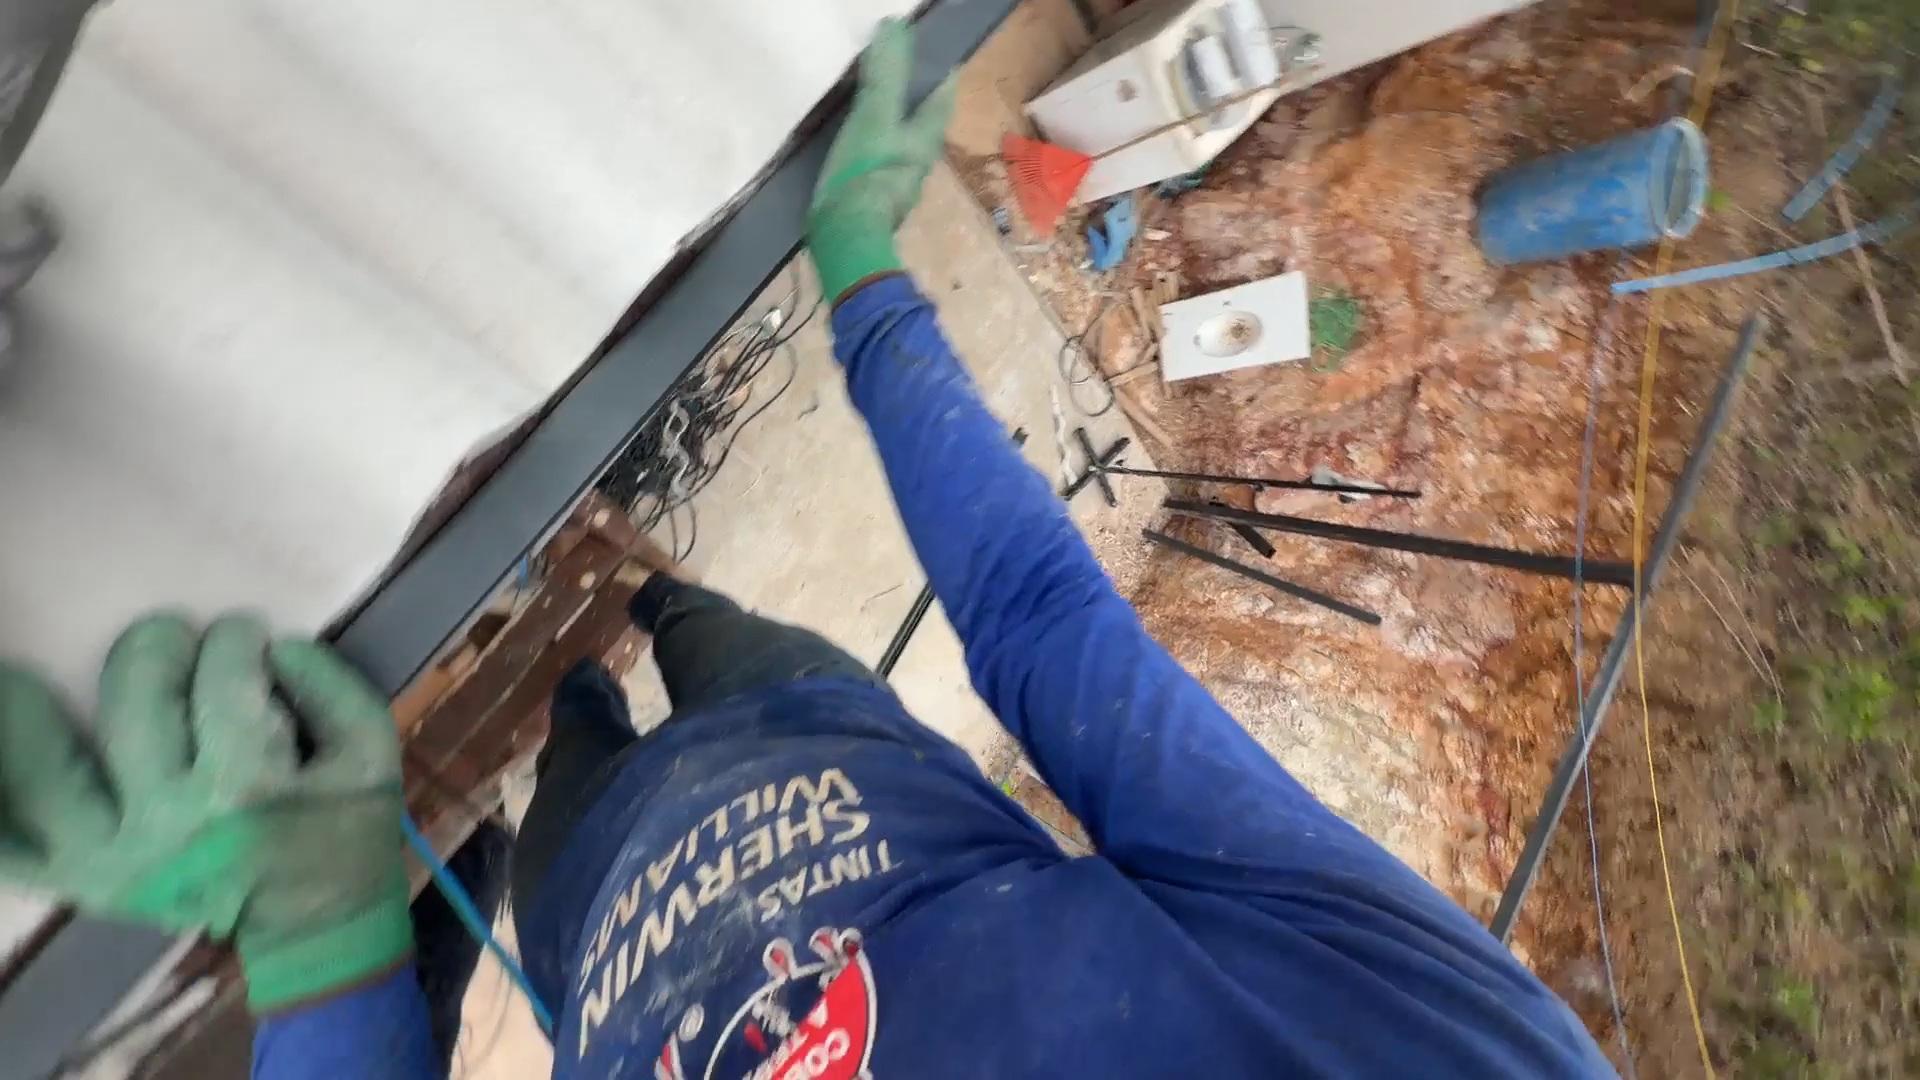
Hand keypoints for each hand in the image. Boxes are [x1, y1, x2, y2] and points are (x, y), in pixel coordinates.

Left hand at [0, 614, 411, 1011]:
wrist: (316, 915)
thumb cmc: (352, 823)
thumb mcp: (373, 753)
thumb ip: (336, 694)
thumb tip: (283, 647)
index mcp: (251, 787)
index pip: (227, 691)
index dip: (233, 646)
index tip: (244, 629)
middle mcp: (168, 818)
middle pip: (138, 717)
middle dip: (152, 656)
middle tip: (167, 631)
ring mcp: (108, 854)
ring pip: (38, 779)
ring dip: (17, 719)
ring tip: (11, 673)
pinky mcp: (78, 878)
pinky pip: (6, 848)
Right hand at [807, 17, 956, 302]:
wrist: (846, 238)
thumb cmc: (865, 174)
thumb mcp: (875, 114)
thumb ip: (886, 73)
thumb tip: (895, 28)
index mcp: (924, 143)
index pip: (940, 102)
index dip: (942, 80)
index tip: (944, 64)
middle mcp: (917, 167)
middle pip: (924, 127)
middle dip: (918, 104)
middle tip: (909, 82)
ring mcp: (895, 189)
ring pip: (902, 149)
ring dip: (896, 129)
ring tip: (881, 109)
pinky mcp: (873, 205)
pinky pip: (879, 169)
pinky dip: (874, 151)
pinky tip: (860, 147)